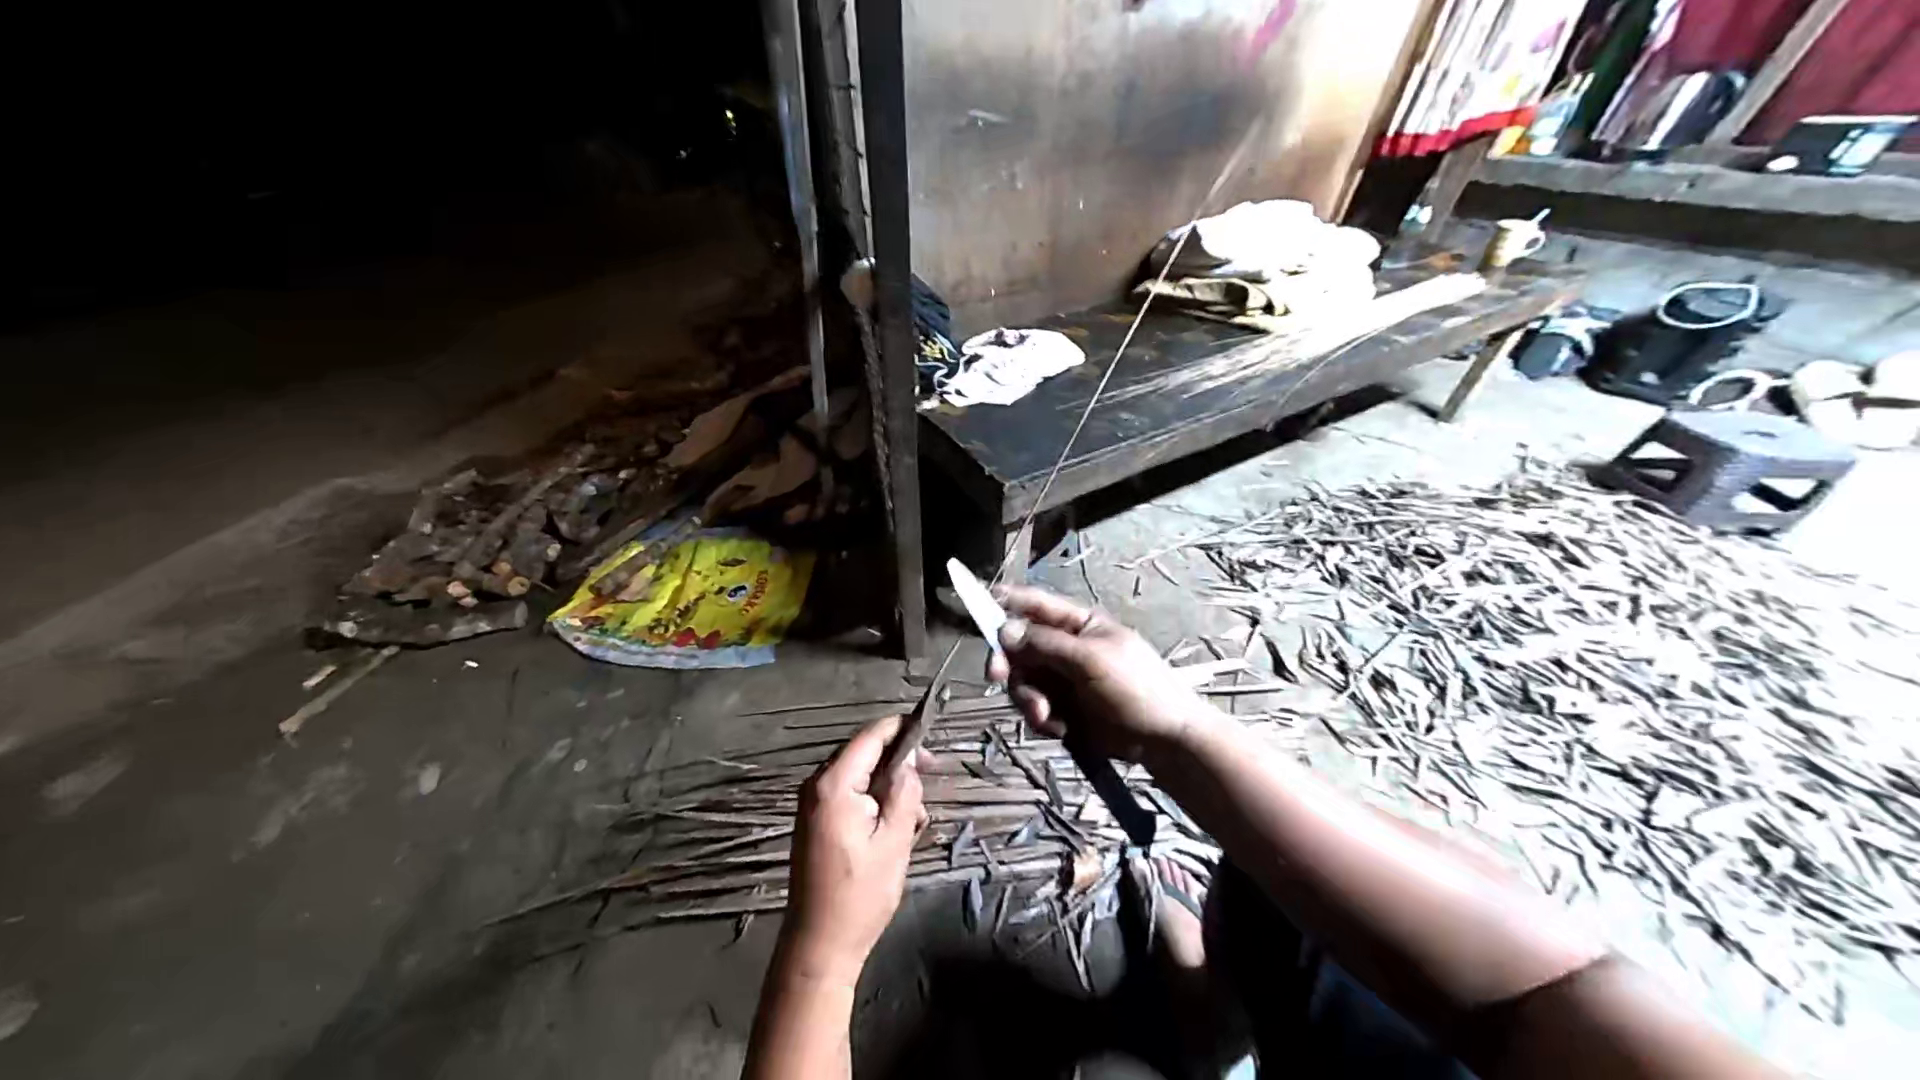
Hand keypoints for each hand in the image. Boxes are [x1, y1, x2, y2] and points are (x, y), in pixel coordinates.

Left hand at [783, 714, 927, 988]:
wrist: (819, 945)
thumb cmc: (860, 895)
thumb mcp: (894, 840)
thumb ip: (905, 792)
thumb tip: (910, 761)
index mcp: (834, 784)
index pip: (871, 735)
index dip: (902, 729)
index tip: (932, 737)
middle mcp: (817, 785)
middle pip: (865, 752)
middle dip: (899, 764)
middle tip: (929, 784)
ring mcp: (813, 803)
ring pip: (862, 775)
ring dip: (890, 788)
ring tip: (913, 820)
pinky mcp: (817, 820)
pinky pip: (852, 794)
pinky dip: (875, 802)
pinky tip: (895, 830)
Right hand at [985, 585, 1218, 763]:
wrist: (1165, 740)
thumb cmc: (1137, 687)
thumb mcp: (1091, 659)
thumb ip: (1046, 643)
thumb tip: (1004, 628)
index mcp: (1077, 624)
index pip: (1034, 604)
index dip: (1004, 601)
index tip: (975, 602)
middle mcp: (1064, 647)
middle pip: (1018, 646)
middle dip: (1009, 663)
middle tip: (997, 675)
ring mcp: (1063, 679)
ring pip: (1023, 680)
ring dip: (1028, 698)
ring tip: (1046, 716)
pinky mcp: (1063, 708)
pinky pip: (1035, 707)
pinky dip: (1042, 718)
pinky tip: (1060, 728)